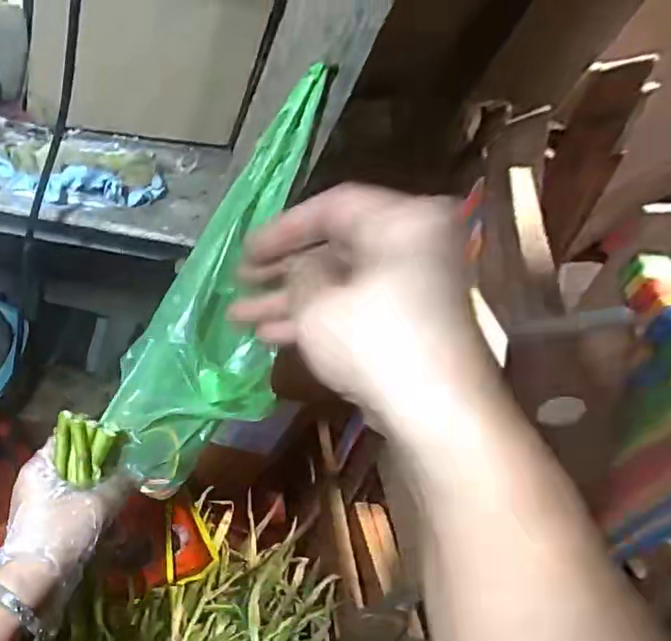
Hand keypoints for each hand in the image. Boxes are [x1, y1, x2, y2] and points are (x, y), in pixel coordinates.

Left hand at [0, 438, 132, 620]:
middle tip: (126, 472)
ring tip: (121, 498)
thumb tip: (136, 471)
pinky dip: (88, 513)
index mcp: (38, 466)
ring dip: (97, 494)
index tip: (119, 443)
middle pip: (71, 465)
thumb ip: (118, 484)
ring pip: (73, 490)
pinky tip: (108, 521)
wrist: (34, 580)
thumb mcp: (95, 505)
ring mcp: (37, 506)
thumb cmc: (61, 533)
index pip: (65, 438)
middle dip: (99, 470)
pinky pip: (70, 512)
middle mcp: (34, 482)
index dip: (93, 437)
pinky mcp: (44, 528)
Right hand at [228, 184, 506, 445]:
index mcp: (400, 221)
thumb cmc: (372, 340)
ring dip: (286, 299)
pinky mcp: (401, 320)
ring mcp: (407, 285)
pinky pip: (348, 306)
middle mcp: (409, 244)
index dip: (281, 229)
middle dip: (280, 268)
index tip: (244, 251)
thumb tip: (298, 268)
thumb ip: (299, 275)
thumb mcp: (318, 303)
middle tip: (240, 281)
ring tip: (240, 315)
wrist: (430, 402)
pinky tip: (270, 335)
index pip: (332, 207)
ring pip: (336, 282)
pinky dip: (311, 317)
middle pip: (334, 246)